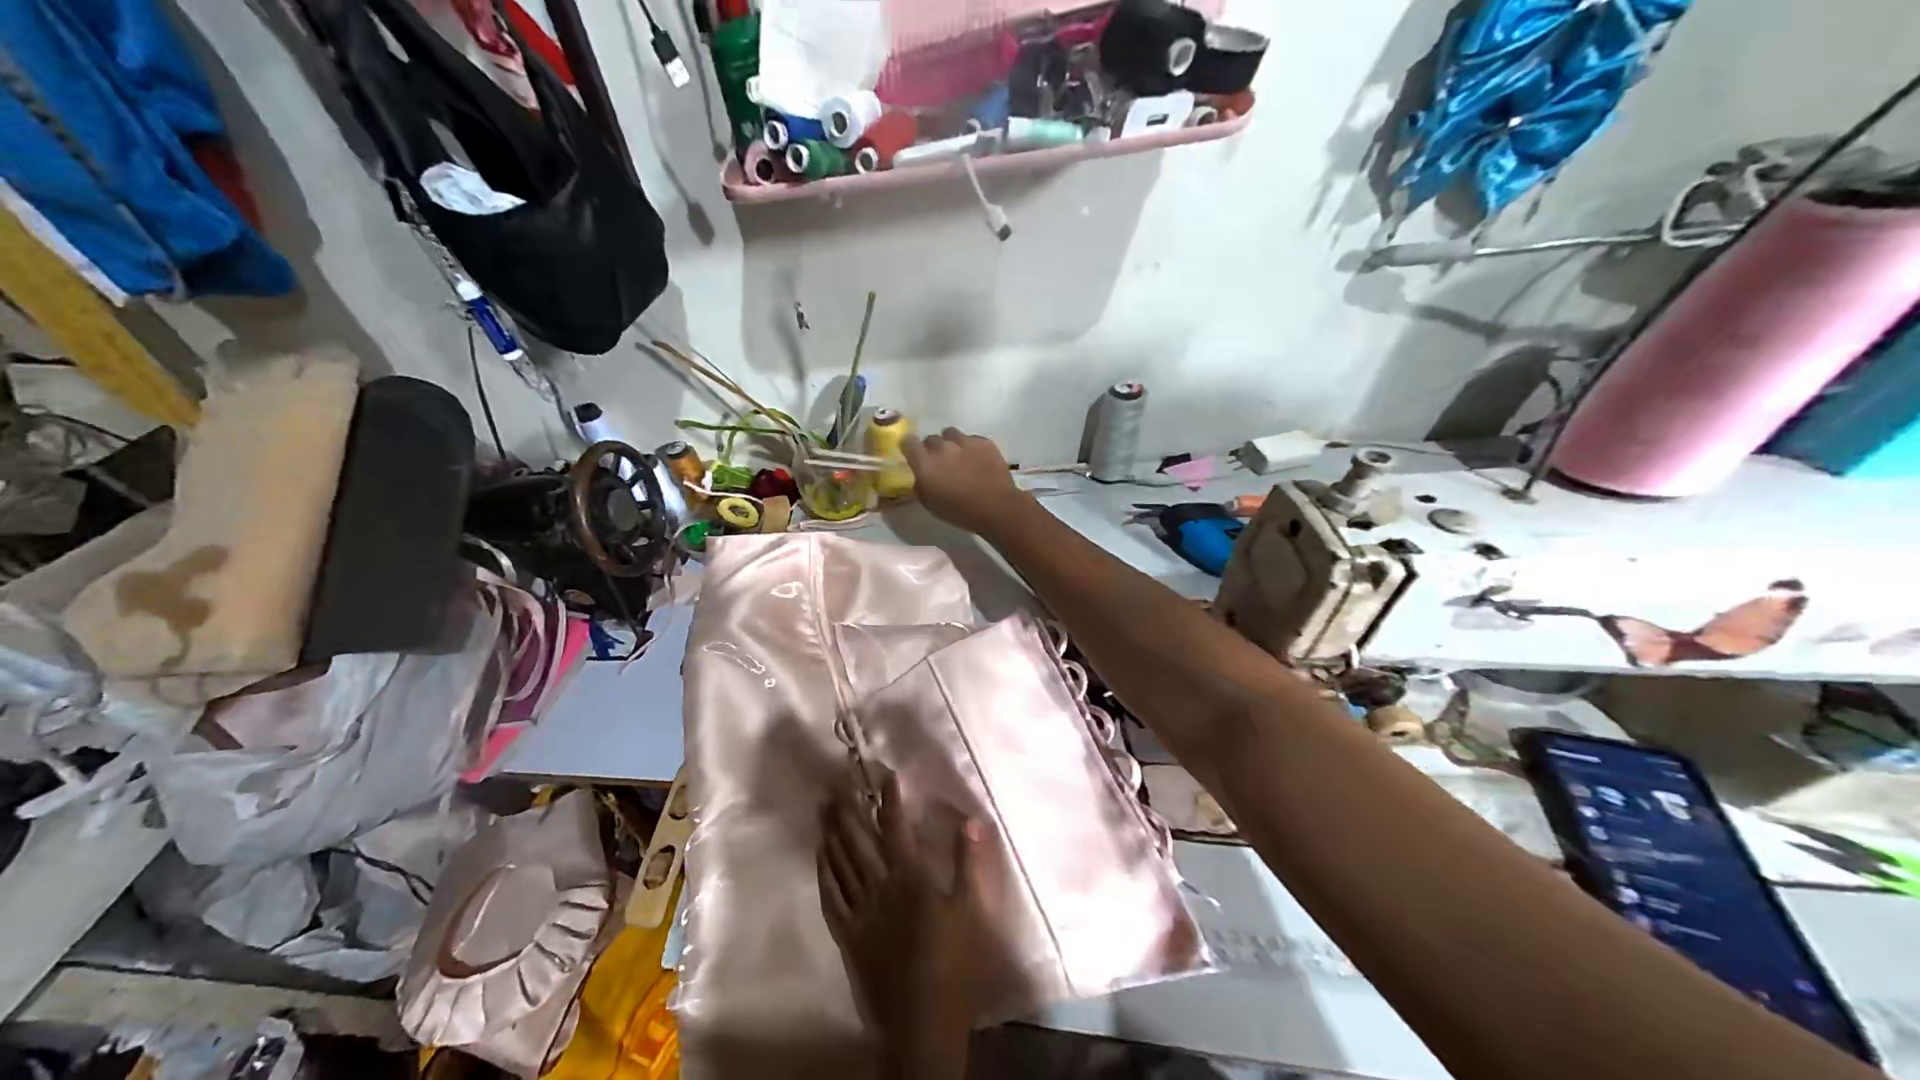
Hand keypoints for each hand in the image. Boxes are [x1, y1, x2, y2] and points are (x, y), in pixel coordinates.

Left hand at [818, 772, 983, 1076]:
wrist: (922, 1019)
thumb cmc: (953, 962)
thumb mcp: (971, 909)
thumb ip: (969, 862)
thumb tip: (972, 819)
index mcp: (910, 876)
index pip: (895, 827)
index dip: (889, 799)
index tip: (884, 776)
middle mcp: (879, 886)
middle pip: (858, 840)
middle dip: (847, 810)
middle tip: (835, 784)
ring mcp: (859, 910)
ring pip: (840, 863)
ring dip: (831, 833)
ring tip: (823, 809)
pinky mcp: (848, 934)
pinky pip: (830, 896)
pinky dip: (823, 872)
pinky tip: (820, 857)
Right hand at [901, 428, 1029, 536]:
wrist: (995, 506)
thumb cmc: (959, 511)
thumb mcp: (929, 503)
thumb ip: (920, 484)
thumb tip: (920, 476)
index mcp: (925, 463)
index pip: (908, 442)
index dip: (910, 447)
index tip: (913, 454)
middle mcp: (942, 447)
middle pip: (931, 439)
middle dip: (933, 449)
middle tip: (941, 463)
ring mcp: (964, 441)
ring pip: (951, 434)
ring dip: (951, 443)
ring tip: (959, 456)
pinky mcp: (984, 442)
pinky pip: (971, 438)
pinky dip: (971, 446)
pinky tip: (977, 459)